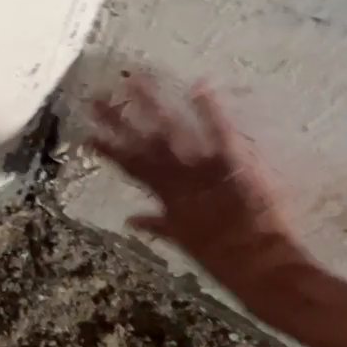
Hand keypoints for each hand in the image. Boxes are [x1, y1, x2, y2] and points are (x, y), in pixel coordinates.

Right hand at [88, 75, 315, 322]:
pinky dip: (209, 109)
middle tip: (97, 98)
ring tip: (136, 81)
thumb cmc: (222, 259)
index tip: (87, 133)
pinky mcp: (232, 163)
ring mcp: (203, 169)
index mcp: (165, 197)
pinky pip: (219, 132)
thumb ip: (158, 225)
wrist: (258, 265)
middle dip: (118, 119)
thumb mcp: (183, 243)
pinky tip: (198, 86)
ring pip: (172, 131)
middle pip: (141, 143)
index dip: (108, 150)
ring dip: (152, 104)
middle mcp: (178, 178)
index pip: (129, 167)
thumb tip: (131, 219)